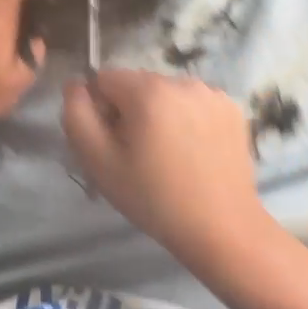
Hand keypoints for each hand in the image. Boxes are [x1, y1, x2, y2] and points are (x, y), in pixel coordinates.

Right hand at [62, 70, 268, 259]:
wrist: (220, 229)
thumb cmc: (152, 197)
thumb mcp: (97, 161)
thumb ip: (76, 115)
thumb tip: (75, 86)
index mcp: (148, 91)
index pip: (104, 79)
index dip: (100, 110)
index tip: (113, 143)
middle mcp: (182, 81)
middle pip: (136, 83)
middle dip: (129, 110)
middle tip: (138, 153)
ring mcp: (211, 94)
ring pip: (164, 92)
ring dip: (157, 113)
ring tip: (166, 153)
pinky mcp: (232, 109)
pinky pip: (191, 102)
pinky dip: (185, 118)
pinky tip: (191, 150)